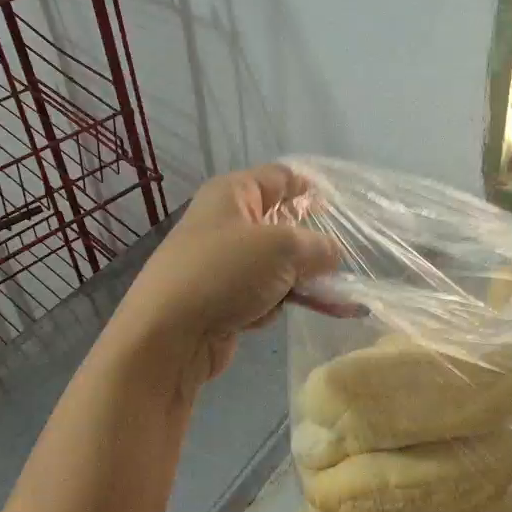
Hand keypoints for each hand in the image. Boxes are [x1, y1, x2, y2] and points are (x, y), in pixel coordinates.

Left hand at [116, 165, 339, 387]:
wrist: (169, 334)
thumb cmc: (225, 273)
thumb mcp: (283, 248)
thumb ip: (319, 246)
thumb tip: (332, 255)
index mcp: (232, 193)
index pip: (280, 177)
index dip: (311, 188)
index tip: (342, 210)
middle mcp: (225, 222)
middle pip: (281, 225)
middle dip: (310, 245)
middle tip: (337, 263)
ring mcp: (221, 263)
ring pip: (276, 265)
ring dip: (297, 281)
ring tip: (319, 298)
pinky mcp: (221, 299)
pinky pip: (262, 294)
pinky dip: (273, 304)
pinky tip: (269, 317)